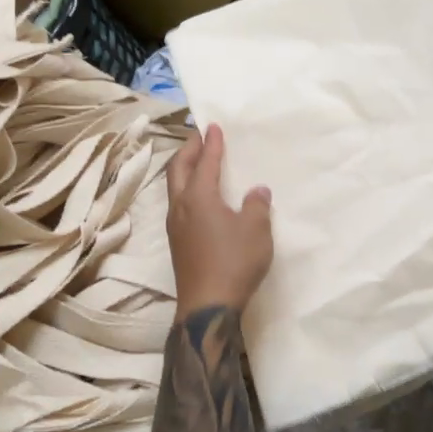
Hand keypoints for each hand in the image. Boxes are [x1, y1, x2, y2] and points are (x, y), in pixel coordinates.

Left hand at [166, 124, 272, 315]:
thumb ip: (257, 205)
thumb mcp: (256, 230)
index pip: (205, 163)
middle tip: (199, 136)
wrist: (208, 305)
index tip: (214, 126)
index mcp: (199, 198)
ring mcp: (176, 226)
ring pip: (175, 187)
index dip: (211, 144)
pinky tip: (201, 196)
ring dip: (185, 169)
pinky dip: (188, 189)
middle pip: (178, 170)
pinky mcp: (179, 242)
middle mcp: (181, 207)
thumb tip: (256, 191)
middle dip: (189, 150)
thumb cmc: (235, 261)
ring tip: (198, 162)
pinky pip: (179, 204)